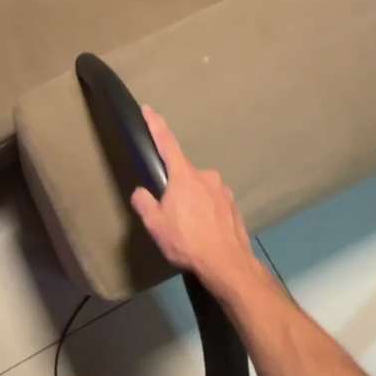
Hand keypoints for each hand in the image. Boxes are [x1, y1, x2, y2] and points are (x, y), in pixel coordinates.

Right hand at [129, 106, 269, 298]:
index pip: (167, 142)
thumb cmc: (188, 242)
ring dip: (192, 203)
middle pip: (183, 175)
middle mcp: (206, 177)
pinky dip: (207, 213)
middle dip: (175, 189)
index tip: (148, 109)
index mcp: (184, 176)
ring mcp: (223, 191)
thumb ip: (144, 203)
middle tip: (171, 215)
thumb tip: (142, 193)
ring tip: (190, 229)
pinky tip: (205, 233)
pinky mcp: (234, 207)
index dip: (155, 124)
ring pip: (200, 191)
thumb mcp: (155, 225)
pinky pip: (213, 204)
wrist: (228, 266)